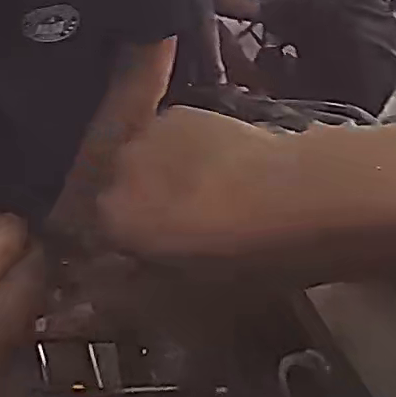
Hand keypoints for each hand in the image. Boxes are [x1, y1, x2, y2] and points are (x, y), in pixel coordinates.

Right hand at [93, 107, 293, 262]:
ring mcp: (147, 133)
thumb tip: (128, 268)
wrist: (290, 196)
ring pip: (145, 155)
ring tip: (203, 185)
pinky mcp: (179, 111)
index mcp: (113, 217)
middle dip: (142, 198)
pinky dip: (185, 146)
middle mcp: (119, 169)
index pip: (105, 227)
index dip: (130, 235)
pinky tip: (218, 160)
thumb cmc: (241, 257)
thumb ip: (145, 275)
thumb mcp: (188, 285)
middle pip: (120, 185)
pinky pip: (170, 134)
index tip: (155, 244)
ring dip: (161, 169)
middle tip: (181, 216)